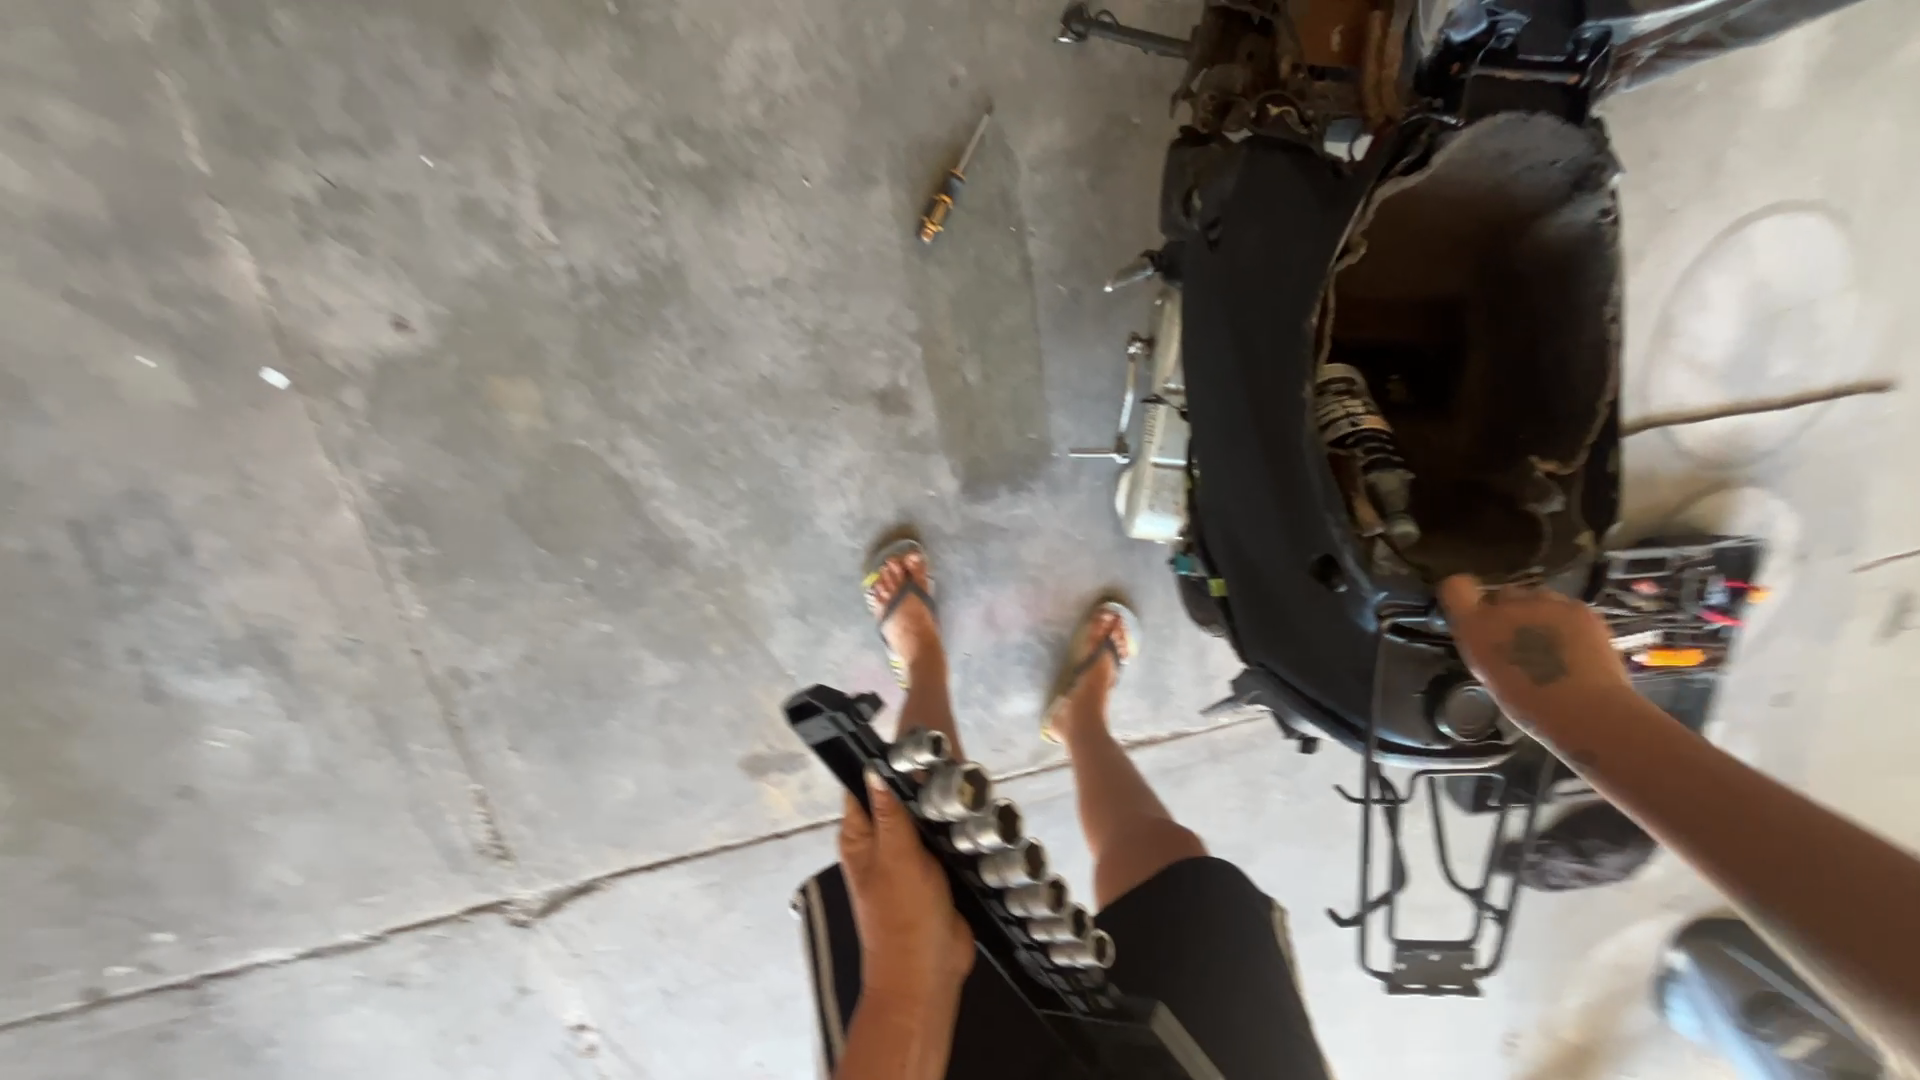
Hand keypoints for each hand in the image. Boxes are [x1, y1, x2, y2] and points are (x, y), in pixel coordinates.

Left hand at [839, 770, 974, 1001]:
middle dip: (922, 781)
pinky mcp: (936, 870)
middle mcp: (881, 842)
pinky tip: (976, 811)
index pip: (863, 785)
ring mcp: (909, 857)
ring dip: (943, 804)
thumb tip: (871, 766)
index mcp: (860, 836)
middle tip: (952, 756)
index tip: (913, 741)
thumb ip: (888, 812)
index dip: (884, 761)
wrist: (929, 973)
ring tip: (969, 780)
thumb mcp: (896, 856)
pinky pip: (944, 838)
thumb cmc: (904, 915)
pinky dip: (956, 827)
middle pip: (899, 797)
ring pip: (925, 816)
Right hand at [1437, 574, 1635, 731]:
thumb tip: (1495, 640)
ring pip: (1536, 598)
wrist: (1587, 709)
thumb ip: (1485, 646)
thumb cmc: (1528, 705)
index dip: (1464, 594)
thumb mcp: (1488, 674)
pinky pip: (1566, 607)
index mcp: (1475, 625)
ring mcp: (1544, 603)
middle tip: (1522, 638)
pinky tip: (1578, 645)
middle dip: (1509, 611)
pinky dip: (1568, 621)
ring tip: (1554, 642)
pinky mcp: (1579, 608)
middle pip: (1502, 594)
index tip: (1474, 609)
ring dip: (1539, 613)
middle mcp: (1505, 606)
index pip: (1455, 587)